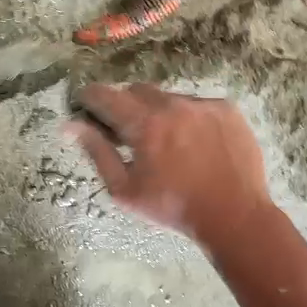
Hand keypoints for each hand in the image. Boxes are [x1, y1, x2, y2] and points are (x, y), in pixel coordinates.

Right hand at [66, 82, 276, 244]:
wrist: (235, 216)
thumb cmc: (173, 207)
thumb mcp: (124, 189)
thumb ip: (97, 152)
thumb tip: (71, 126)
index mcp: (145, 124)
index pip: (105, 95)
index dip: (90, 98)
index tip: (85, 105)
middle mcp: (174, 105)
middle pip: (137, 90)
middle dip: (126, 106)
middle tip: (128, 132)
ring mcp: (204, 104)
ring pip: (168, 97)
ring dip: (159, 112)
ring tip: (167, 143)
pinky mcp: (227, 109)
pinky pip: (197, 104)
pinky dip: (188, 118)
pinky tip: (194, 144)